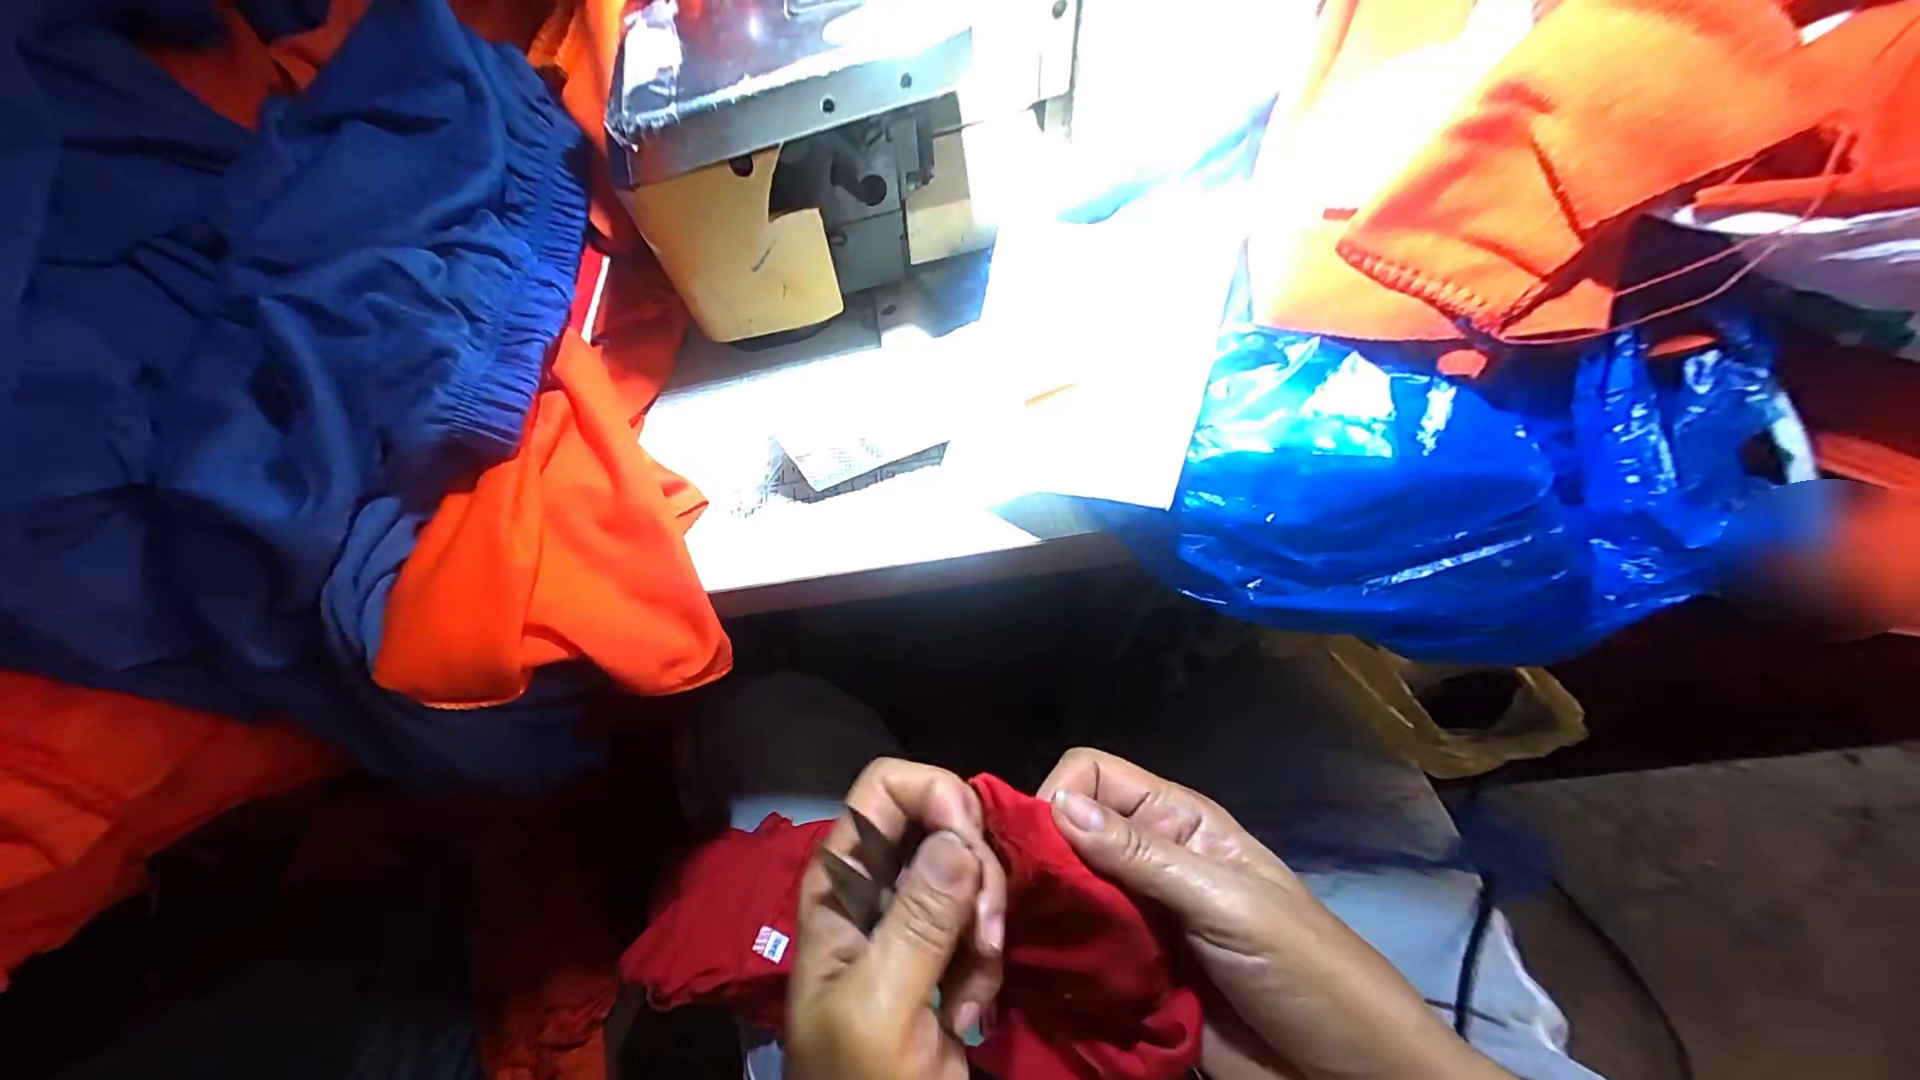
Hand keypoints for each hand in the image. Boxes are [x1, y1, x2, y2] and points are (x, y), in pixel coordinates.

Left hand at [787, 759, 1007, 1079]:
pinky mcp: (943, 939)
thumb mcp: (882, 1009)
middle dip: (974, 869)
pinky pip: (982, 909)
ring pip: (969, 863)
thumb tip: (957, 837)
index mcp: (841, 879)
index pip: (883, 788)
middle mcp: (874, 880)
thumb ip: (918, 921)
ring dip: (986, 920)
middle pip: (939, 818)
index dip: (933, 793)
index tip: (970, 842)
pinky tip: (972, 1006)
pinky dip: (988, 952)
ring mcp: (911, 908)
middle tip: (984, 936)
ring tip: (974, 990)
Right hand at [1039, 748, 1511, 1079]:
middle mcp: (1146, 857)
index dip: (1057, 796)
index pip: (1092, 775)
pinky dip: (1056, 956)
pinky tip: (1038, 972)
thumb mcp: (1229, 904)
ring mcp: (1136, 916)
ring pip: (1066, 890)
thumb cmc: (1308, 972)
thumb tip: (1058, 805)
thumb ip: (1144, 857)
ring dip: (1043, 911)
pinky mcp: (1129, 972)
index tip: (1034, 847)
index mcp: (1174, 820)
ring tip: (1017, 941)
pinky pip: (1077, 948)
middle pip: (1069, 831)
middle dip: (1038, 858)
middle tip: (1010, 902)